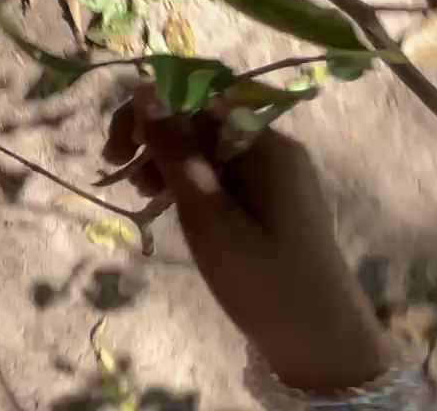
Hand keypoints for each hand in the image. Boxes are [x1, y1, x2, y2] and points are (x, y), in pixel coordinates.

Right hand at [104, 85, 388, 392]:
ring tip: (140, 191)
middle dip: (149, 134)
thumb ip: (173, 147)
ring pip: (198, 141)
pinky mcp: (266, 195)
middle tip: (114, 165)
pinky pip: (213, 166)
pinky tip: (163, 197)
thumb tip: (143, 86)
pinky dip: (180, 175)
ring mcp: (271, 172)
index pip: (193, 96)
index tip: (118, 145)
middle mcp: (271, 148)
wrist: (322, 350)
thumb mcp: (205, 211)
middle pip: (193, 117)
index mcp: (265, 145)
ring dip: (159, 156)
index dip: (148, 109)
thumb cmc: (261, 277)